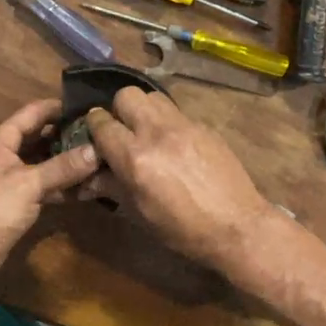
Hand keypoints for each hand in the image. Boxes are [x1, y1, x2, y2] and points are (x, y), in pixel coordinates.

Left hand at [0, 99, 99, 286]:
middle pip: (37, 137)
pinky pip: (38, 185)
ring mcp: (5, 179)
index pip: (32, 113)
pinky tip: (82, 188)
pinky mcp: (11, 201)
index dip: (58, 107)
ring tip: (96, 158)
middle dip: (66, 135)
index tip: (88, 107)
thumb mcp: (29, 185)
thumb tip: (98, 150)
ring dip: (64, 161)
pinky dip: (58, 185)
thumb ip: (63, 167)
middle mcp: (0, 156)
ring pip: (39, 162)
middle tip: (99, 134)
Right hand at [83, 87, 275, 270]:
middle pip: (127, 95)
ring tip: (148, 135)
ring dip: (144, 111)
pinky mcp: (206, 127)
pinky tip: (175, 147)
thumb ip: (112, 187)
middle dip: (119, 111)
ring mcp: (185, 126)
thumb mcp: (140, 214)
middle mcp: (158, 132)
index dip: (94, 129)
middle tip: (124, 134)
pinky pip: (178, 113)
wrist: (237, 227)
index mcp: (136, 157)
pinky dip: (169, 123)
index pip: (101, 123)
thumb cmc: (183, 230)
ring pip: (154, 97)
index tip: (97, 141)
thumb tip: (87, 179)